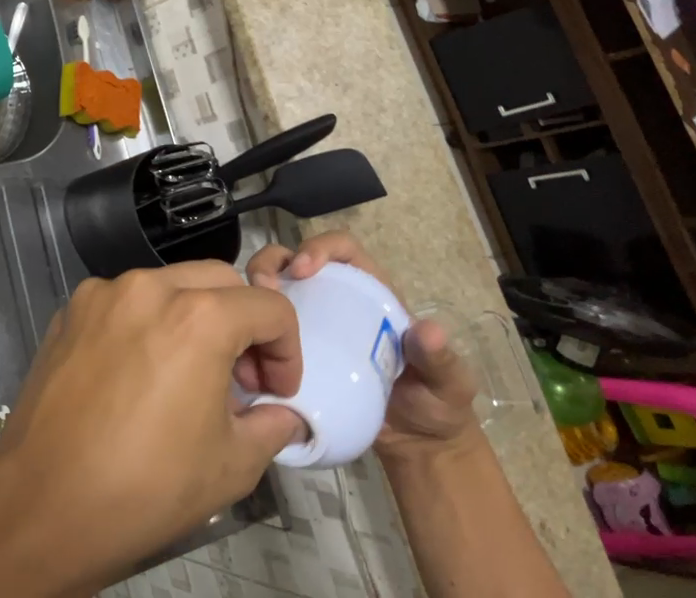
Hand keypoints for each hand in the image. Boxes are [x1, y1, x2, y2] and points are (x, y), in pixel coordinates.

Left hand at [0, 262, 305, 588]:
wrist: (47, 495)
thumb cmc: (147, 483)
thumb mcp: (232, 463)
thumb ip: (270, 425)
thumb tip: (282, 415)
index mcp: (195, 317)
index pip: (268, 306)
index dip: (287, 351)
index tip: (277, 393)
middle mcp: (144, 290)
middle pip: (216, 281)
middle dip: (242, 322)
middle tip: (243, 380)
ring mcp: (97, 296)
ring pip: (164, 286)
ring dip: (192, 318)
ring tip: (192, 377)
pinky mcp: (66, 314)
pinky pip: (121, 303)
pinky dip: (145, 324)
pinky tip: (142, 375)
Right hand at [246, 232, 479, 458]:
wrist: (413, 446)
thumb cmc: (435, 405)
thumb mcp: (449, 384)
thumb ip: (441, 359)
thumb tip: (427, 329)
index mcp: (369, 291)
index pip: (341, 248)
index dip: (318, 247)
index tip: (303, 269)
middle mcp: (332, 299)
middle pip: (292, 260)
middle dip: (271, 263)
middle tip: (262, 288)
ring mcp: (307, 324)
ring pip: (271, 289)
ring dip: (252, 290)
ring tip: (248, 314)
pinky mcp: (289, 350)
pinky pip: (263, 328)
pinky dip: (250, 327)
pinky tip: (246, 344)